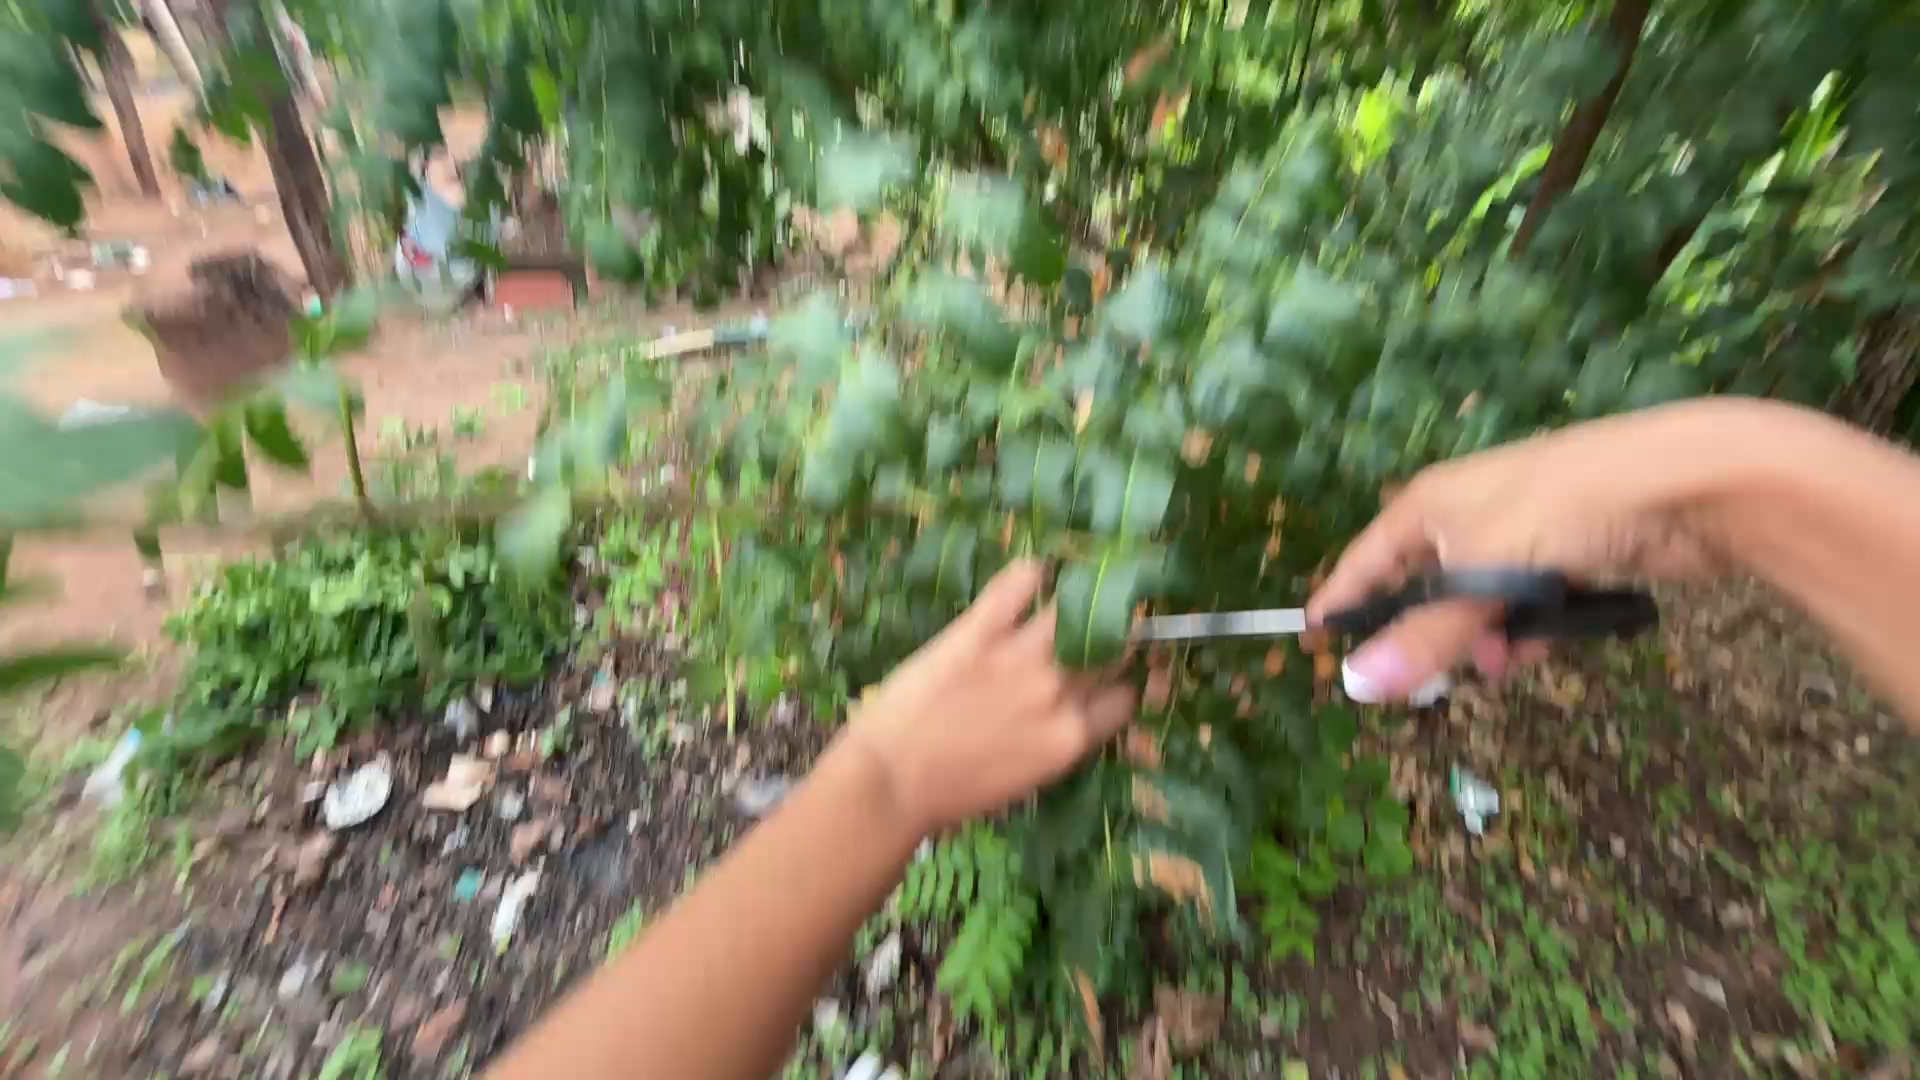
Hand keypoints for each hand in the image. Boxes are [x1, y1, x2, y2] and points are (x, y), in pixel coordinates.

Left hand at [842, 560, 1136, 834]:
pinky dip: (1032, 573)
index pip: (1124, 697)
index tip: (1108, 674)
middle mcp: (1058, 692)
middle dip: (1110, 639)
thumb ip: (1056, 743)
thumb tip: (1069, 716)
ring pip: (1075, 612)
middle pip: (1111, 649)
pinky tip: (1035, 571)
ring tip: (1072, 594)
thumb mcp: (1024, 782)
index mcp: (1070, 738)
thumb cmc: (952, 795)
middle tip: (1093, 631)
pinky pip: (1019, 585)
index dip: (1119, 683)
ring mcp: (1020, 657)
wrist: (890, 782)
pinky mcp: (979, 631)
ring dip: (1080, 602)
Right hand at [1306, 400, 1760, 700]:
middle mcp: (1464, 516)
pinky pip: (1525, 601)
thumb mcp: (1481, 576)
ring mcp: (1519, 533)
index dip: (1341, 598)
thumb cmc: (1558, 510)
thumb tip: (1358, 687)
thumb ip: (1425, 636)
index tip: (1315, 636)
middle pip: (1423, 587)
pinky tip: (1539, 646)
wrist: (1694, 478)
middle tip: (1421, 675)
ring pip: (1477, 601)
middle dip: (1424, 631)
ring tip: (1497, 664)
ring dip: (1481, 637)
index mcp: (1427, 505)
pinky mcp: (1567, 551)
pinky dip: (1526, 628)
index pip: (1365, 561)